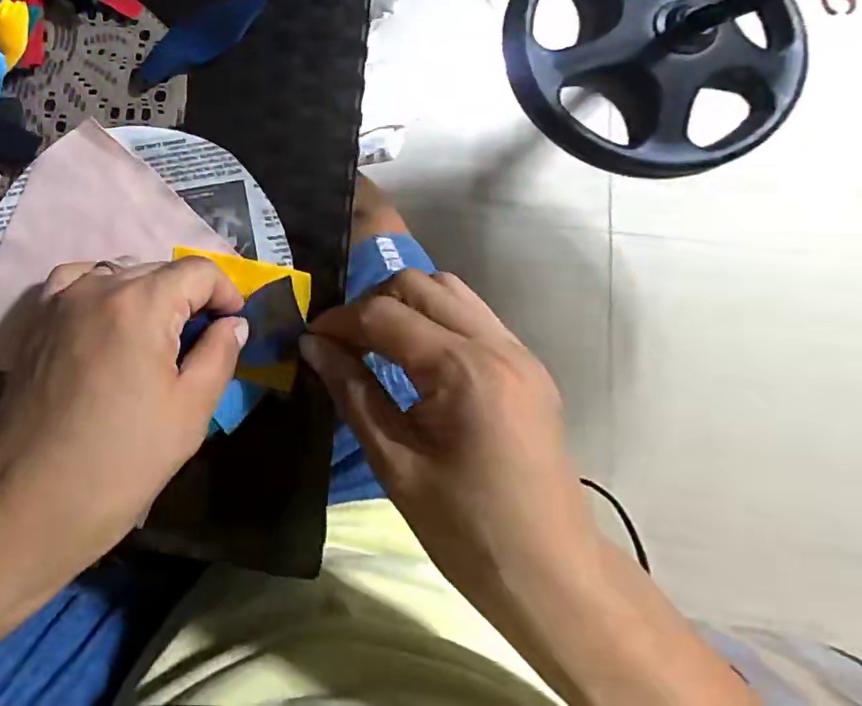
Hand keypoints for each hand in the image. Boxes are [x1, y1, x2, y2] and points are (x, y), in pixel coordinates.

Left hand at [0, 257, 247, 577]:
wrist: (33, 492)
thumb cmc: (122, 460)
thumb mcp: (188, 412)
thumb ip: (217, 356)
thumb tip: (232, 323)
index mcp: (140, 302)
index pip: (196, 271)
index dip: (225, 291)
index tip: (233, 323)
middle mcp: (97, 285)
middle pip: (156, 269)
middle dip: (187, 295)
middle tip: (199, 340)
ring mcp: (60, 298)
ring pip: (116, 273)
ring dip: (145, 292)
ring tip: (156, 336)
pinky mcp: (36, 317)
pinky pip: (75, 281)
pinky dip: (99, 288)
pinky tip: (108, 317)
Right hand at [301, 270, 595, 598]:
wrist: (552, 575)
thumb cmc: (464, 524)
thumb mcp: (392, 458)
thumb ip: (350, 388)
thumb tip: (310, 344)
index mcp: (465, 371)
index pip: (383, 314)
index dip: (337, 321)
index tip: (309, 341)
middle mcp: (498, 348)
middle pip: (418, 285)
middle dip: (369, 304)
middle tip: (342, 342)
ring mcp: (520, 354)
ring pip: (448, 290)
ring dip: (403, 304)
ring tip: (375, 342)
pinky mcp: (527, 368)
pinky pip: (471, 314)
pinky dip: (433, 318)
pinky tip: (412, 355)